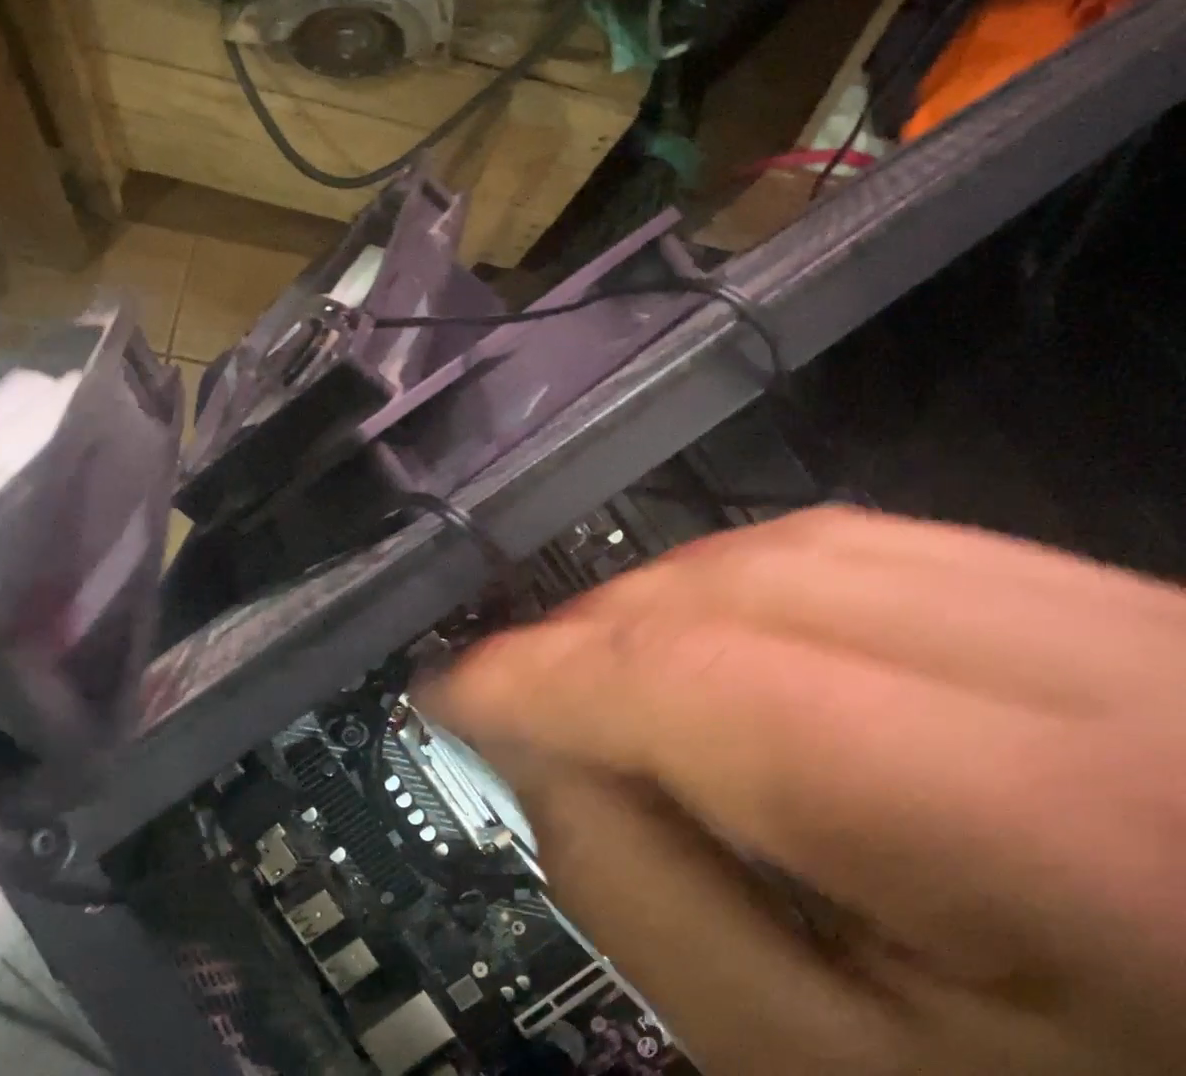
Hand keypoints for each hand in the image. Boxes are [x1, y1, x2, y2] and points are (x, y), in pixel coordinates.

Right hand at [426, 507, 1185, 1074]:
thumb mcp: (823, 1071)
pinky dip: (753, 581)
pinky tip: (711, 638)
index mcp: (1053, 834)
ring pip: (812, 543)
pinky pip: (885, 549)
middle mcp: (1128, 681)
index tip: (450, 691)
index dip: (545, 672)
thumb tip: (539, 758)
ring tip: (596, 668)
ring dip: (661, 598)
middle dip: (593, 631)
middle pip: (755, 584)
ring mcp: (1141, 625)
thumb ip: (648, 905)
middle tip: (516, 693)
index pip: (709, 680)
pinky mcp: (1129, 612)